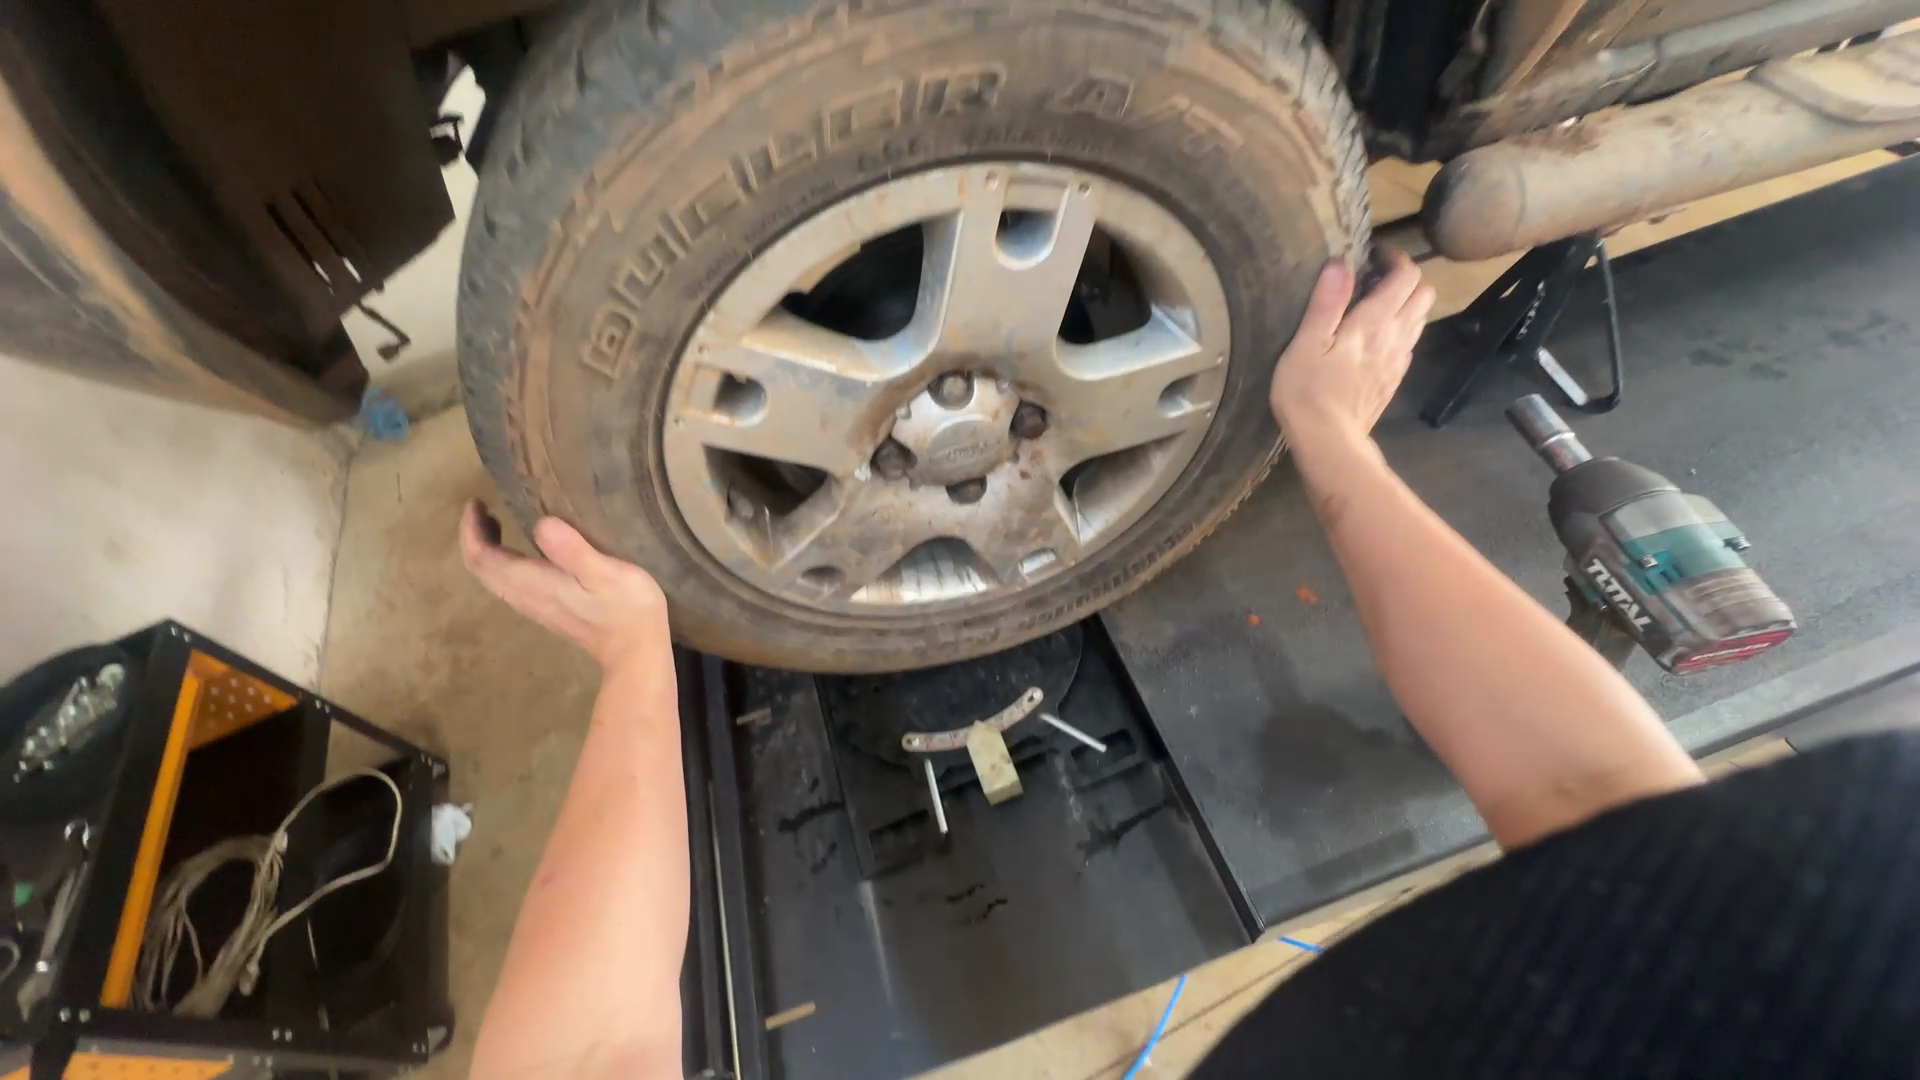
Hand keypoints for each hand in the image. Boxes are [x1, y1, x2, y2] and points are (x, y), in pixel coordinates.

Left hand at [459, 500, 668, 672]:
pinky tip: (526, 553)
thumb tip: (542, 524)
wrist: (636, 653)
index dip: (471, 530)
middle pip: (482, 568)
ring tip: (499, 524)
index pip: (482, 557)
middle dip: (475, 537)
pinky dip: (505, 563)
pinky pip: (511, 584)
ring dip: (489, 551)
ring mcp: (537, 606)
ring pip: (495, 578)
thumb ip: (573, 550)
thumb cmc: (626, 610)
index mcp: (532, 582)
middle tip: (483, 508)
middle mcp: (526, 595)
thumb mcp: (607, 574)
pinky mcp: (551, 611)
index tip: (475, 502)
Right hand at [1269, 248, 1435, 449]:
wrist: (1328, 442)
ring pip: (1418, 320)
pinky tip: (1375, 342)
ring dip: (1404, 306)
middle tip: (1375, 280)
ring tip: (1375, 307)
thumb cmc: (1307, 393)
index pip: (1405, 277)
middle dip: (1405, 280)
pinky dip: (1398, 333)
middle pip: (1422, 295)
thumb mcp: (1305, 345)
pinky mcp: (1392, 382)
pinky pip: (1407, 345)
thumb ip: (1325, 303)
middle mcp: (1394, 338)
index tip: (1374, 254)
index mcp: (1373, 324)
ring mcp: (1397, 362)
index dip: (1395, 259)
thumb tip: (1341, 263)